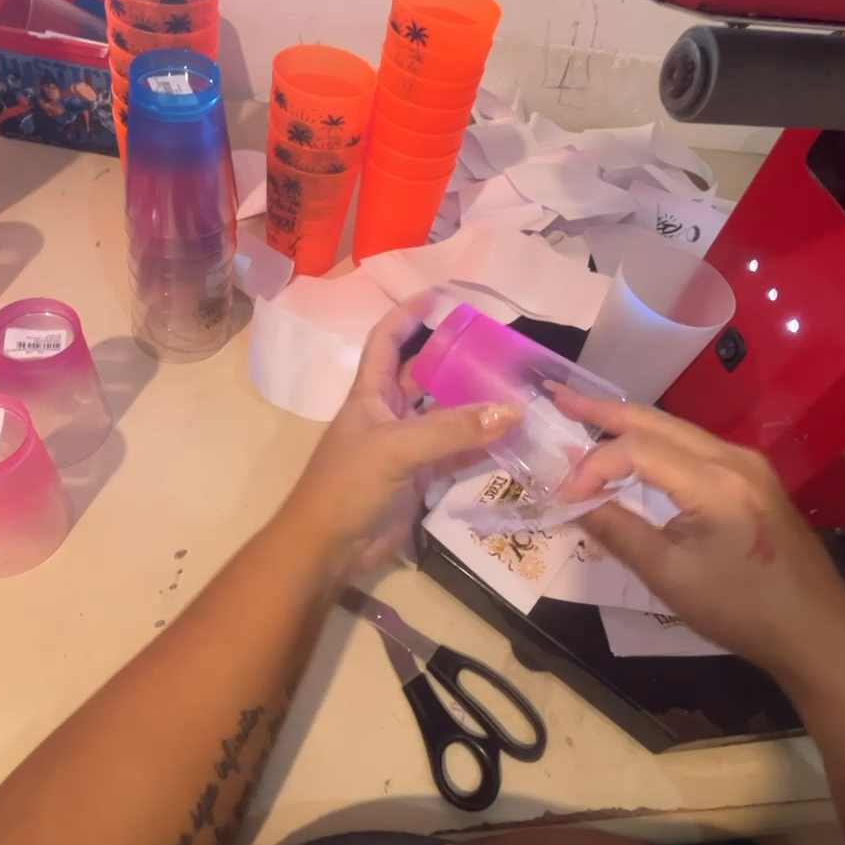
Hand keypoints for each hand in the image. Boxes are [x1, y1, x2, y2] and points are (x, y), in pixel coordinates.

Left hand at [277, 303, 520, 575]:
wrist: (329, 547)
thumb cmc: (348, 484)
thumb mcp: (396, 448)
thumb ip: (452, 430)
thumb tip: (511, 411)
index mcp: (370, 392)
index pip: (388, 339)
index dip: (409, 314)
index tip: (441, 296)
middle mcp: (389, 412)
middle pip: (425, 374)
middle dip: (455, 359)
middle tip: (498, 347)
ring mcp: (406, 445)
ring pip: (446, 414)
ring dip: (475, 404)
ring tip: (516, 387)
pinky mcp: (420, 476)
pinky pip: (456, 452)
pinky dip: (481, 445)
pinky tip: (511, 437)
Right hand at [553, 389, 844, 675]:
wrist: (818, 632)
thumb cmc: (742, 611)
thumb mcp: (670, 576)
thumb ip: (617, 530)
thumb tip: (571, 500)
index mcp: (715, 483)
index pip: (636, 450)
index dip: (592, 466)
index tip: (564, 495)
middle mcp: (732, 458)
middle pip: (655, 420)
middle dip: (601, 409)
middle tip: (557, 397)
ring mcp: (746, 462)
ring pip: (673, 427)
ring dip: (626, 421)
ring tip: (583, 413)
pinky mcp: (751, 474)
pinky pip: (690, 443)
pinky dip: (652, 439)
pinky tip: (630, 445)